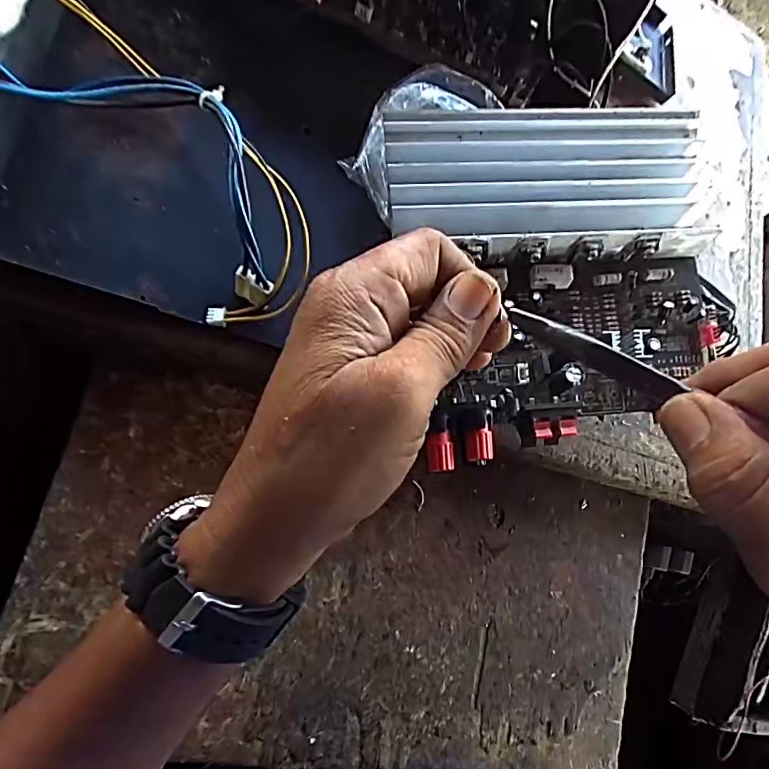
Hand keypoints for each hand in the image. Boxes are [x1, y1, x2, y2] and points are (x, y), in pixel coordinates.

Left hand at [177, 229, 509, 601]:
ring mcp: (349, 344)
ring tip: (470, 371)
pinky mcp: (355, 375)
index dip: (470, 284)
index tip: (489, 329)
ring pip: (420, 318)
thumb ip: (443, 335)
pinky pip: (405, 350)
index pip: (430, 251)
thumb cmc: (324, 462)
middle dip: (467, 312)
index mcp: (353, 297)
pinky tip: (445, 385)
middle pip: (427, 281)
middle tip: (485, 354)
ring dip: (454, 339)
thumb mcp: (402, 392)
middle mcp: (348, 310)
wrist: (279, 517)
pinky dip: (434, 361)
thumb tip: (480, 291)